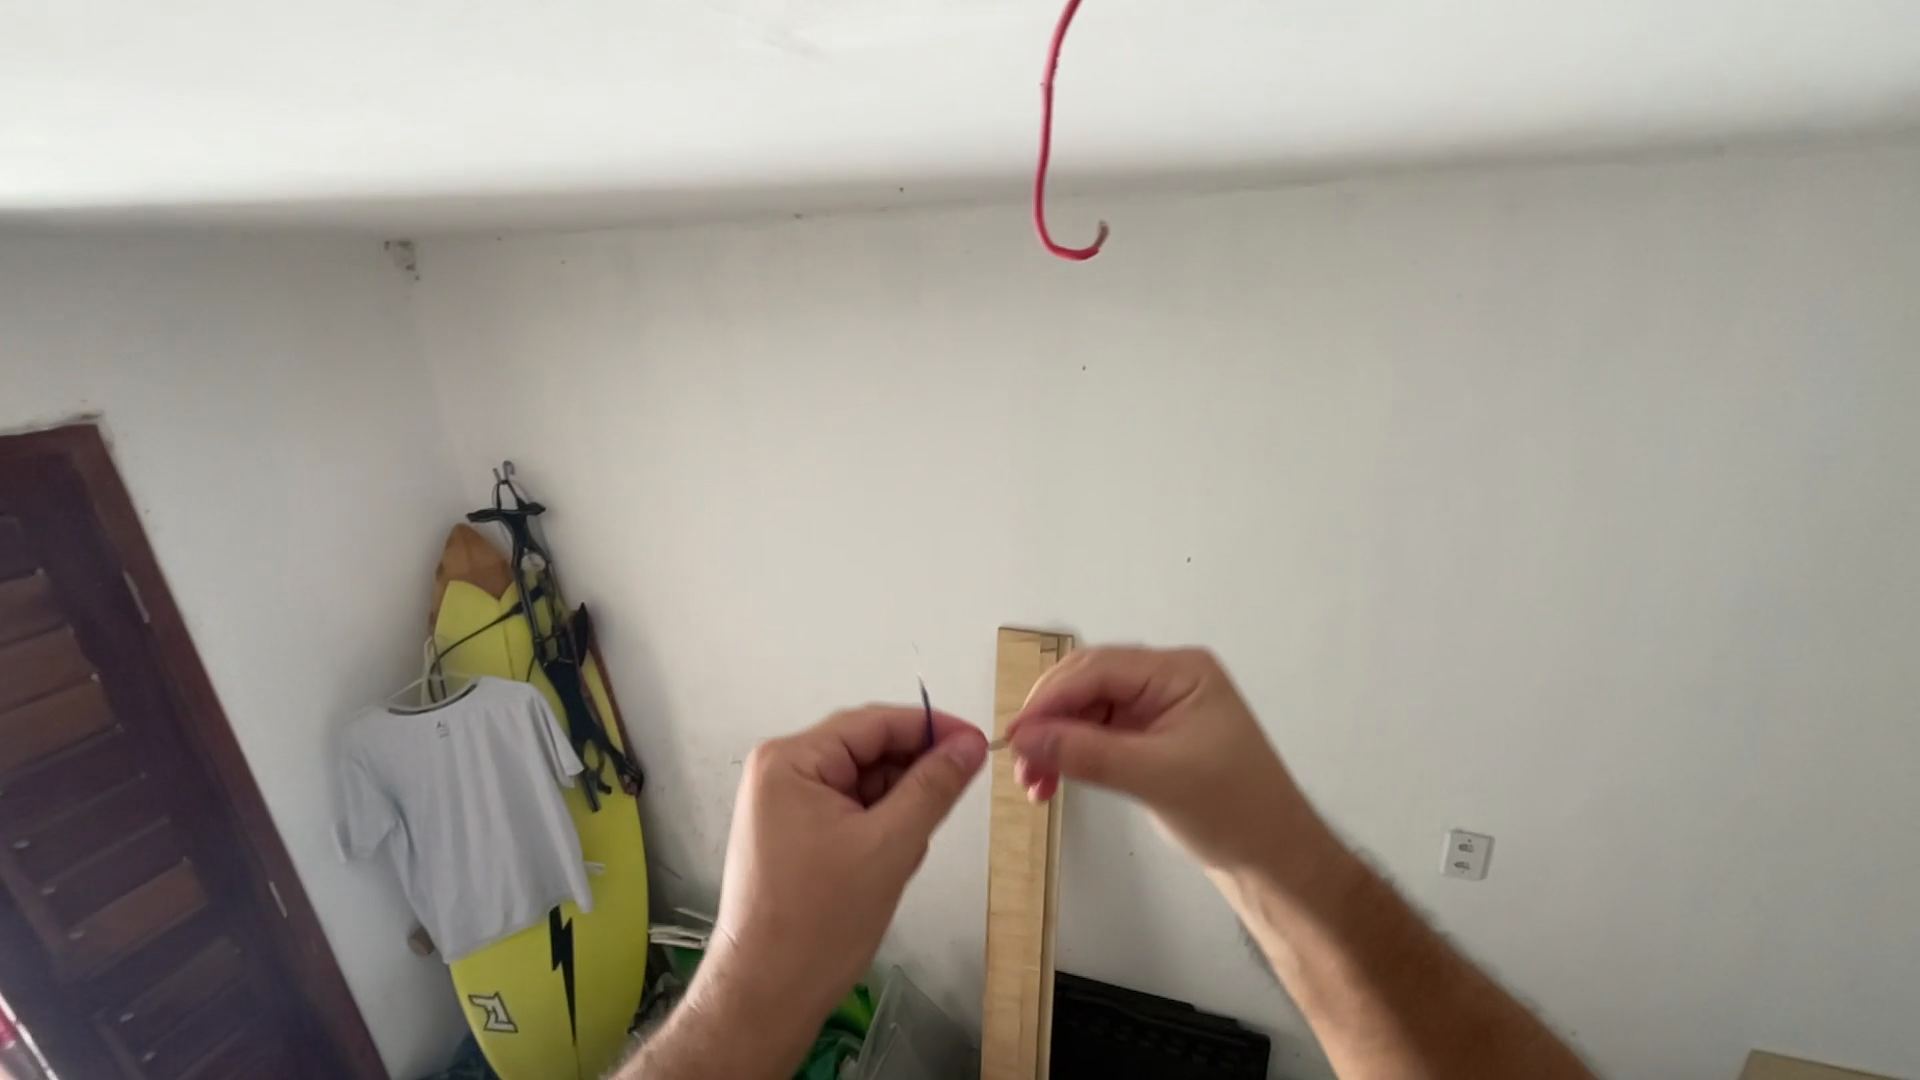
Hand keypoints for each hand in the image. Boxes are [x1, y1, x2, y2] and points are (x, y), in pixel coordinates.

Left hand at [700, 705, 988, 1046]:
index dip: (929, 728)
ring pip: (862, 782)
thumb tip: (970, 745)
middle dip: (912, 775)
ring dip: (897, 807)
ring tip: (909, 849)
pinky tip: (891, 859)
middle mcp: (782, 770)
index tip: (977, 742)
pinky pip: (849, 808)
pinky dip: (879, 826)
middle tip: (955, 796)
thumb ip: (933, 787)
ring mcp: (784, 802)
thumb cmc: (822, 920)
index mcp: (791, 759)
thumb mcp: (890, 846)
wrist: (764, 1000)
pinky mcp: (792, 831)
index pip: (873, 723)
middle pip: (866, 750)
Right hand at [1006, 647, 1325, 873]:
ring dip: (1054, 741)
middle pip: (1088, 684)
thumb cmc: (1232, 812)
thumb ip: (1086, 753)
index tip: (1014, 735)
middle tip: (1017, 760)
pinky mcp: (1146, 737)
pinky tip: (1050, 782)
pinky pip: (1095, 735)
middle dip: (1049, 720)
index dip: (1051, 698)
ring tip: (1030, 783)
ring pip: (1085, 710)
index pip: (1099, 669)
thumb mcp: (1157, 778)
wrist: (1276, 863)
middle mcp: (1164, 679)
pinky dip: (1070, 756)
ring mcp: (1155, 708)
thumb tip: (1022, 738)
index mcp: (1180, 671)